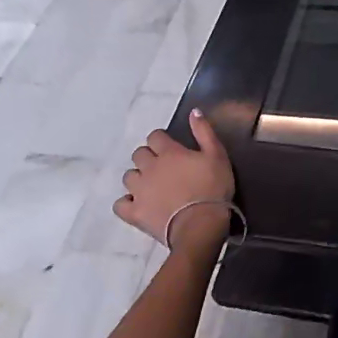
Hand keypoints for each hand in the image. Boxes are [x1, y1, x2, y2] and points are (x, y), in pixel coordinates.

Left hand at [114, 108, 234, 257]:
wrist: (201, 226)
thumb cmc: (213, 189)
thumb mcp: (217, 156)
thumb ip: (204, 132)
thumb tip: (193, 111)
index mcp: (168, 152)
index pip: (155, 136)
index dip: (161, 141)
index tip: (170, 149)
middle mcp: (149, 167)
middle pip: (139, 154)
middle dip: (147, 158)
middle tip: (162, 168)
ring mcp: (139, 191)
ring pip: (128, 177)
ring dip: (137, 178)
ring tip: (150, 186)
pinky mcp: (134, 212)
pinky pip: (120, 205)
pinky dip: (126, 203)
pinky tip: (136, 205)